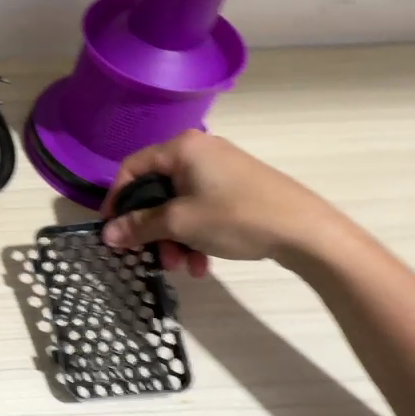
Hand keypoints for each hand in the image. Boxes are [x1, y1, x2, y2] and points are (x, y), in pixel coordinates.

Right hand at [98, 130, 348, 271]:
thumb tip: (108, 234)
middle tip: (152, 257)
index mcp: (182, 148)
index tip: (113, 230)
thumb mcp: (180, 224)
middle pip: (156, 191)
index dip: (117, 200)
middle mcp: (199, 152)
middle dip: (152, 229)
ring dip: (174, 239)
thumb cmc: (235, 217)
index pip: (132, 168)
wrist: (307, 232)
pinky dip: (196, 235)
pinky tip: (204, 264)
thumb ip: (139, 226)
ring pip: (179, 205)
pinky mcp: (237, 188)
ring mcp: (220, 170)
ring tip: (184, 267)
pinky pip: (201, 209)